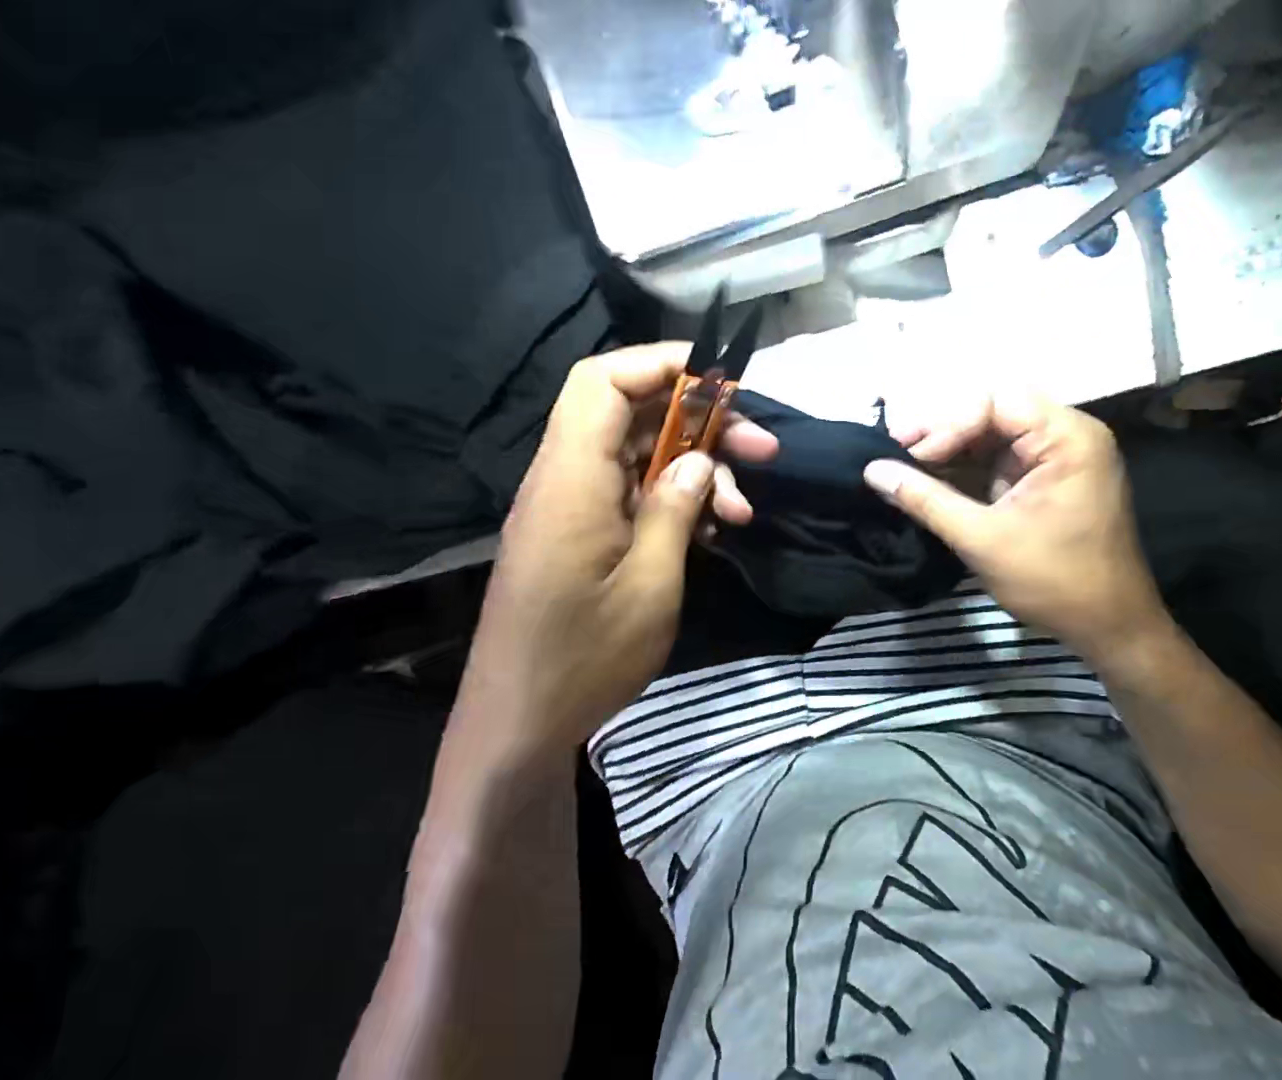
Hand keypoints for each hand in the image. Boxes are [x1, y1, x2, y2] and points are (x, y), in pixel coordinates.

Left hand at [458, 343, 777, 759]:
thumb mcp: (651, 583)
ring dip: (695, 470)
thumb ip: (675, 509)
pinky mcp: (579, 537)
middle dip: (701, 424)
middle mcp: (564, 481)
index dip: (660, 365)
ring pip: (637, 457)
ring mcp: (570, 510)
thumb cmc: (586, 656)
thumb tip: (698, 460)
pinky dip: (673, 500)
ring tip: (741, 513)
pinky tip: (711, 532)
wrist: (519, 722)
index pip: (602, 382)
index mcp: (572, 480)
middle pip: (630, 416)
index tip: (724, 384)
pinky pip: (629, 494)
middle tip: (762, 453)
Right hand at [864, 392, 1168, 661]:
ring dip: (954, 452)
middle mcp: (1071, 435)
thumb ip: (925, 500)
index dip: (947, 424)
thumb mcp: (982, 539)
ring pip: (997, 436)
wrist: (1110, 627)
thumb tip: (872, 471)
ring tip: (908, 467)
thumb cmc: (1053, 581)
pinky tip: (935, 481)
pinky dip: (972, 471)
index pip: (996, 402)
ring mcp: (1064, 458)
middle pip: (996, 412)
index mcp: (1068, 437)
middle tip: (900, 453)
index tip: (910, 456)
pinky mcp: (1053, 481)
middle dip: (946, 433)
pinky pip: (1006, 461)